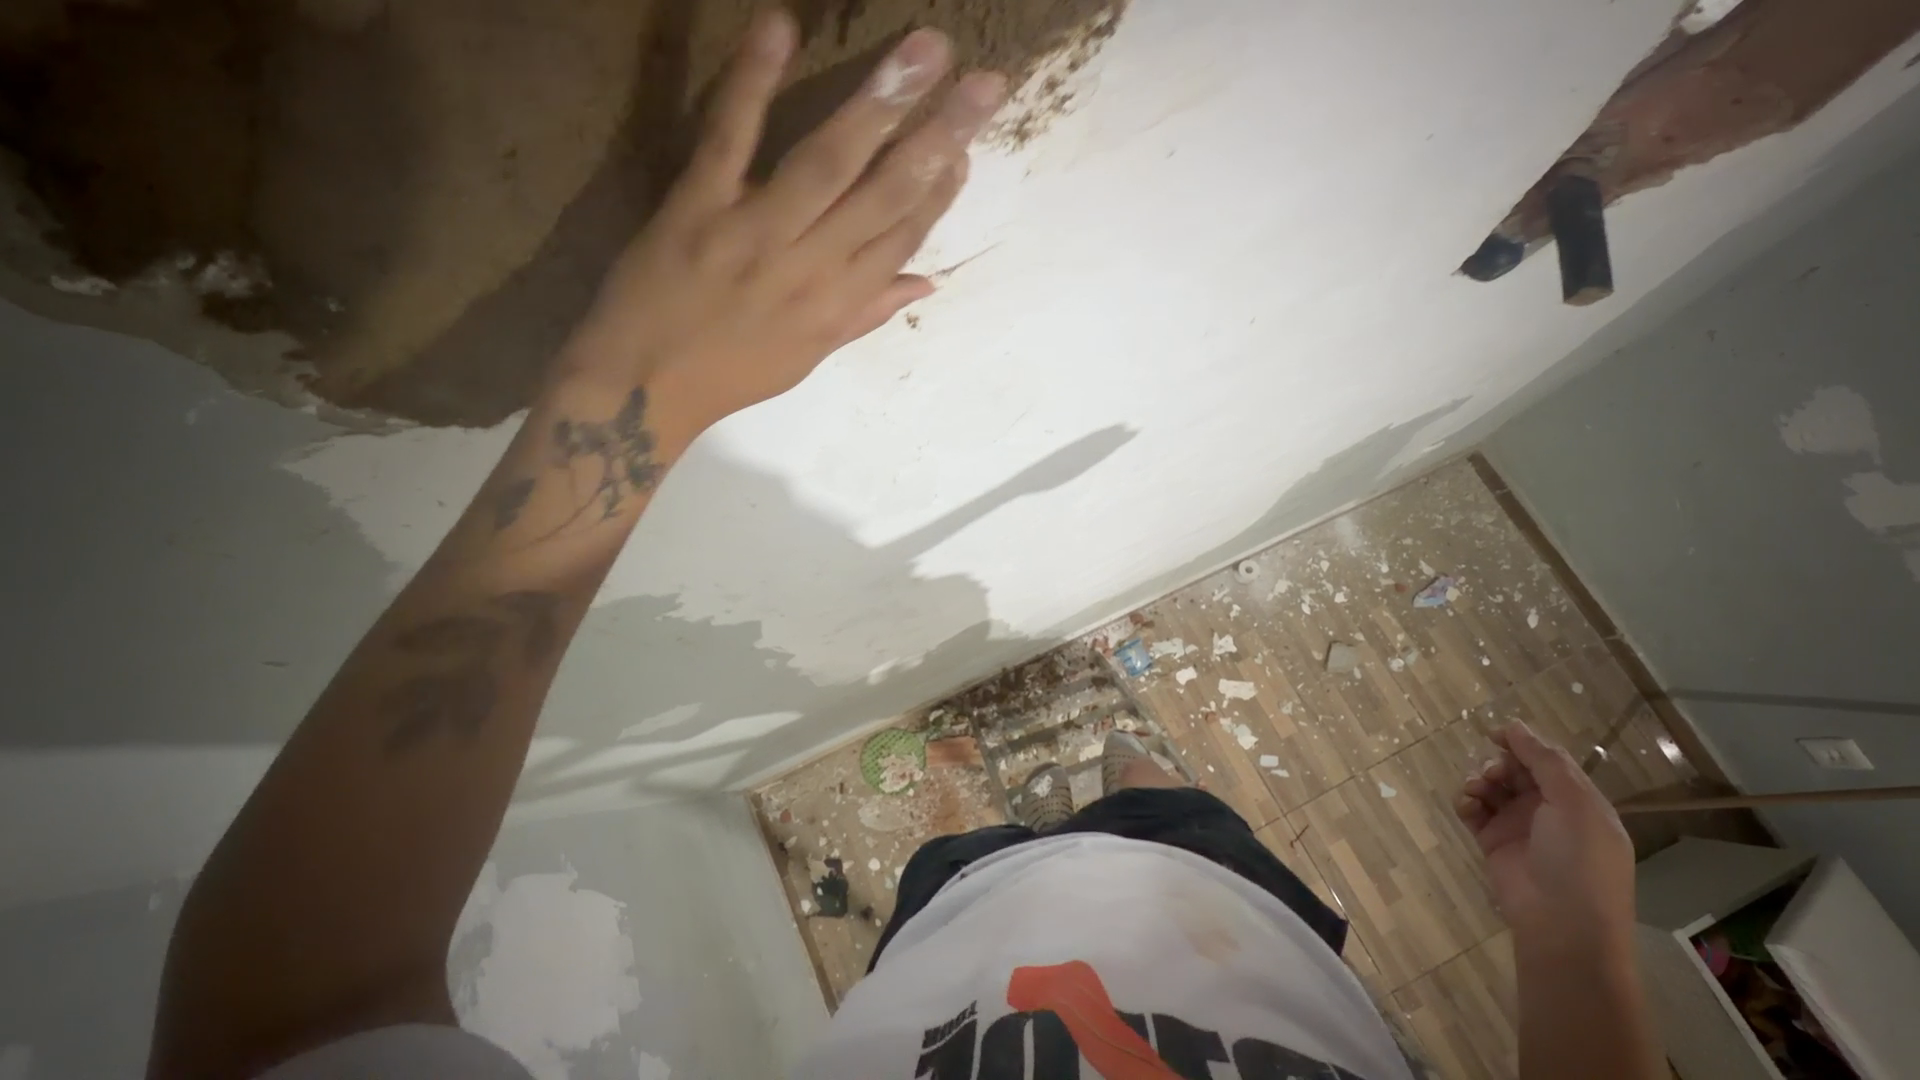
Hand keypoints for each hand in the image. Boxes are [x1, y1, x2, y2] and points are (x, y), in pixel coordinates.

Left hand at [555, 9, 1006, 435]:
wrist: (643, 387)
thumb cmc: (732, 374)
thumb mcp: (808, 355)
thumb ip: (866, 312)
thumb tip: (926, 284)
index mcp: (838, 304)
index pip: (903, 238)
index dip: (940, 191)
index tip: (968, 145)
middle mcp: (810, 266)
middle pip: (885, 194)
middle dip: (940, 136)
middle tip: (987, 84)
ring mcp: (754, 232)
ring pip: (826, 163)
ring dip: (878, 104)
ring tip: (924, 51)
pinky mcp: (696, 205)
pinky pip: (730, 137)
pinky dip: (752, 81)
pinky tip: (779, 27)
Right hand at [1456, 722, 1635, 940]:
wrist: (1562, 924)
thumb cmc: (1579, 861)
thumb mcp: (1575, 805)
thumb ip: (1546, 762)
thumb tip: (1516, 726)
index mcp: (1578, 801)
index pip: (1548, 761)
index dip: (1523, 744)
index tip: (1495, 734)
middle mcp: (1549, 811)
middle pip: (1516, 771)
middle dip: (1498, 764)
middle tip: (1490, 774)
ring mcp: (1520, 828)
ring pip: (1491, 788)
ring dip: (1479, 781)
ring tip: (1475, 791)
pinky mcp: (1493, 843)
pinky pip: (1473, 811)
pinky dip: (1466, 802)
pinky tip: (1467, 806)